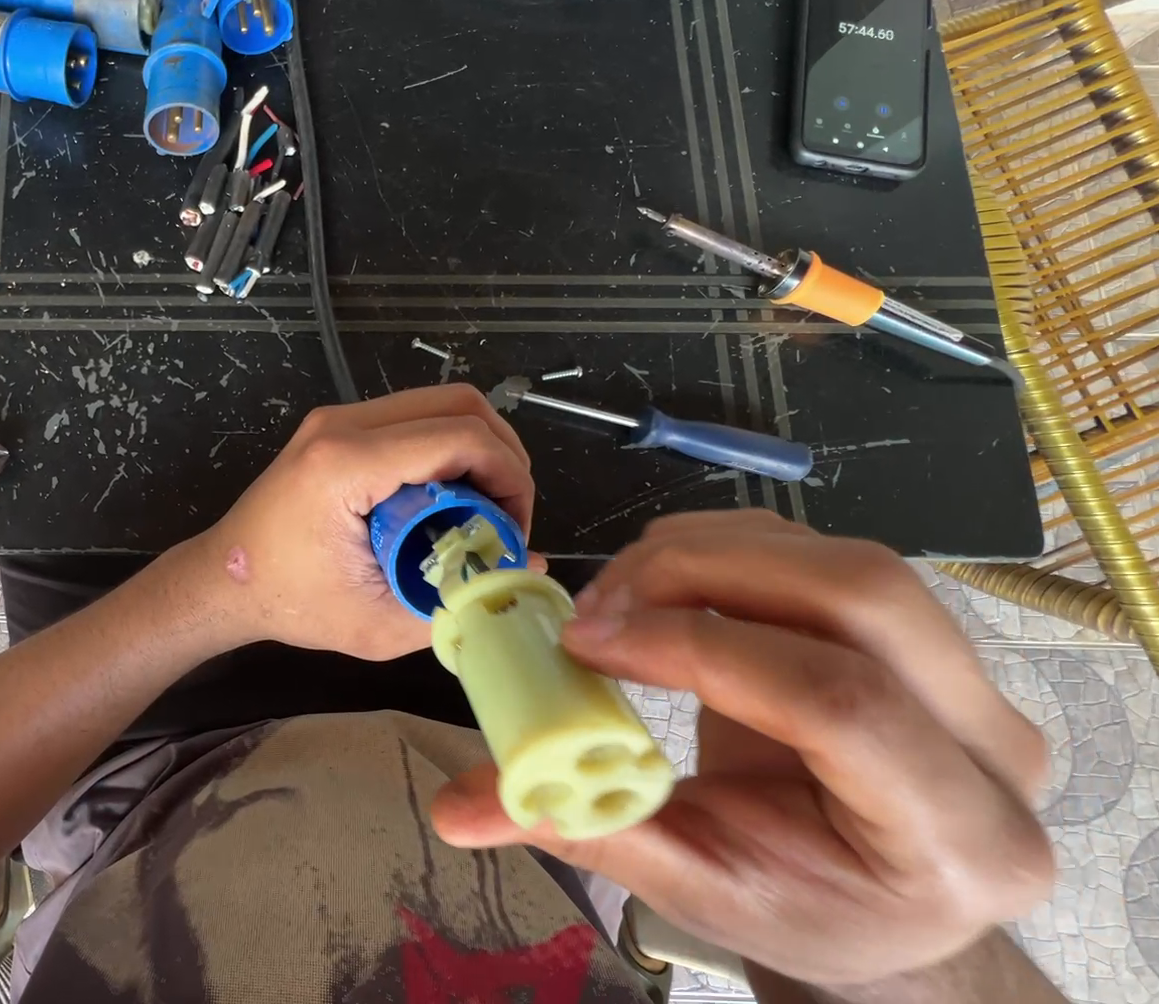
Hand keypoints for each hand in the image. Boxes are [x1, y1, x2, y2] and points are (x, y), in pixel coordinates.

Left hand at [190, 384, 534, 659]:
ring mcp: (335, 418)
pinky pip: (411, 417)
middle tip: (506, 514)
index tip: (514, 528)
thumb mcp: (378, 624)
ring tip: (483, 508)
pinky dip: (445, 447)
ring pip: (438, 403)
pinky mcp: (334, 427)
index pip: (460, 437)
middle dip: (503, 455)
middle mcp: (340, 424)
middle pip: (459, 403)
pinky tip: (448, 496)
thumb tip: (526, 563)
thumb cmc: (291, 604)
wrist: (225, 580)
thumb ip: (457, 599)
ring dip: (476, 448)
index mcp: (346, 464)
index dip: (509, 477)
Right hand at [427, 510, 1052, 986]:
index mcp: (953, 835)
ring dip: (703, 551)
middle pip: (860, 594)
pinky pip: (816, 550)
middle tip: (596, 606)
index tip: (580, 642)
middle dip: (701, 573)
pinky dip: (719, 545)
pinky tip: (657, 583)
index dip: (695, 650)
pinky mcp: (915, 632)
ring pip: (840, 556)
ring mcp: (965, 676)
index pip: (836, 703)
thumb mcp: (688, 885)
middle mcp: (990, 742)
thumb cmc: (791, 901)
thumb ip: (580, 831)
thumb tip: (456, 809)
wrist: (872, 889)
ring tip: (613, 597)